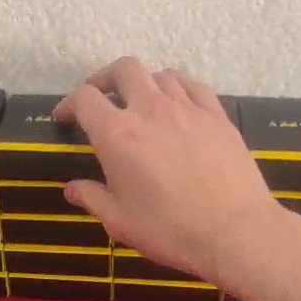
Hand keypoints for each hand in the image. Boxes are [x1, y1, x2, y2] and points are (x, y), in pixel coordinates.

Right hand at [54, 57, 300, 300]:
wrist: (235, 231)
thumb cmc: (170, 230)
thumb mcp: (120, 222)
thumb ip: (93, 198)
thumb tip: (72, 188)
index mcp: (118, 135)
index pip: (86, 99)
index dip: (69, 104)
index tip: (65, 118)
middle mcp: (150, 110)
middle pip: (124, 69)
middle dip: (105, 78)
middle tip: (100, 97)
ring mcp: (188, 109)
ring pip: (161, 75)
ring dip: (144, 84)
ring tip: (140, 103)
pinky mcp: (218, 116)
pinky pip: (193, 86)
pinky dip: (178, 88)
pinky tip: (178, 105)